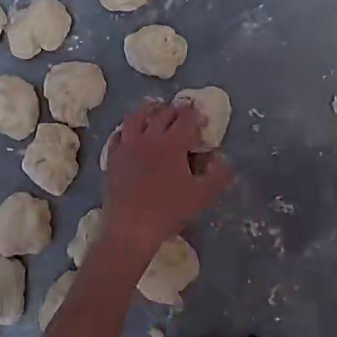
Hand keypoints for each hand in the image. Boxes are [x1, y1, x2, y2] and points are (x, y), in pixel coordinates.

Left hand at [102, 100, 233, 255]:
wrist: (131, 228)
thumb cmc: (169, 211)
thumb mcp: (203, 196)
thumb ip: (219, 175)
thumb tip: (223, 159)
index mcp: (172, 143)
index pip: (186, 119)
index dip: (196, 115)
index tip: (201, 117)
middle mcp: (149, 138)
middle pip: (162, 114)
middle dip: (175, 110)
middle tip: (181, 112)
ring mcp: (127, 146)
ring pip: (135, 117)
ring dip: (147, 110)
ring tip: (154, 109)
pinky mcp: (113, 158)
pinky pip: (118, 135)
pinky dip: (126, 130)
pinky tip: (129, 134)